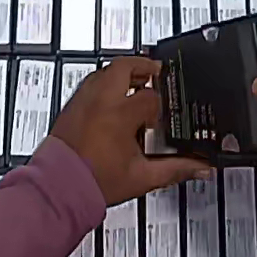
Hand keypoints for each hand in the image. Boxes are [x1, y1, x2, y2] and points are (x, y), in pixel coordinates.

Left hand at [49, 57, 207, 204]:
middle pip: (125, 67)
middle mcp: (100, 102)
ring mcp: (83, 101)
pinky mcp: (71, 107)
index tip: (162, 117)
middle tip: (156, 72)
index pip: (150, 97)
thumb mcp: (142, 177)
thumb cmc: (93, 183)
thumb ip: (174, 169)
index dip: (161, 105)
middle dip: (144, 67)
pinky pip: (90, 83)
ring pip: (105, 71)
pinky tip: (112, 98)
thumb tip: (198, 167)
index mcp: (120, 115)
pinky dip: (105, 83)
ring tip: (136, 81)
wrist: (58, 189)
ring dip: (123, 72)